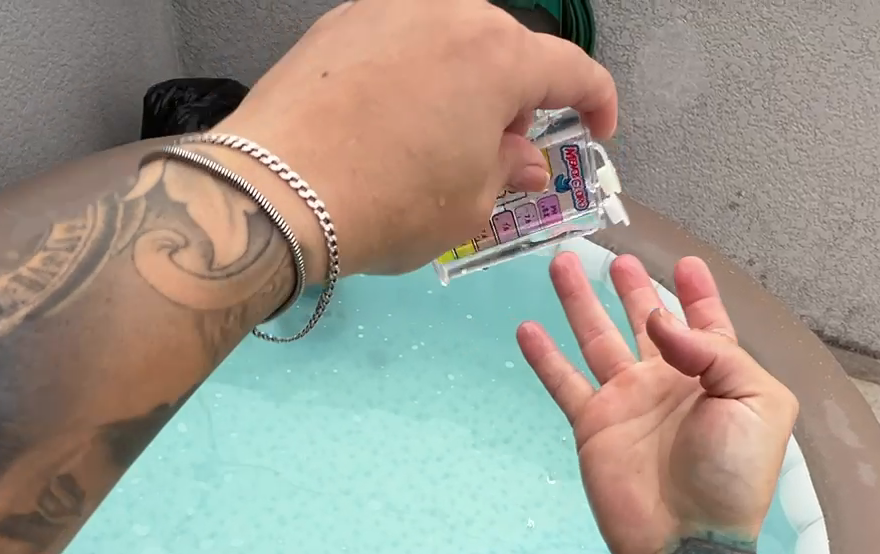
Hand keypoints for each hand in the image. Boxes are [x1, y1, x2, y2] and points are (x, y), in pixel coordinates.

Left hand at [214, 0, 616, 276]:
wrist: (281, 190)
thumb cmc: (394, 205)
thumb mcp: (471, 207)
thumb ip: (508, 172)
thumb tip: (525, 158)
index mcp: (498, 56)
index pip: (570, 70)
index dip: (595, 103)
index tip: (598, 130)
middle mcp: (450, 11)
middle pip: (506, 52)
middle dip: (517, 102)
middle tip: (506, 153)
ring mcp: (390, 7)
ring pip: (451, 44)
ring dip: (464, 88)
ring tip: (445, 142)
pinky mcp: (342, 21)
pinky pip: (401, 46)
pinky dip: (416, 80)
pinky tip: (396, 124)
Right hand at [517, 253, 799, 553]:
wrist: (686, 539)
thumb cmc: (733, 473)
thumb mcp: (755, 401)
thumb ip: (714, 352)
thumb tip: (661, 323)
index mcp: (716, 376)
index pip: (705, 324)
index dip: (697, 294)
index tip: (685, 263)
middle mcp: (668, 382)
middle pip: (646, 323)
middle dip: (634, 290)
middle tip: (619, 260)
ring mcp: (626, 402)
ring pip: (597, 339)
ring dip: (580, 303)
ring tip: (562, 265)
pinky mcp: (593, 424)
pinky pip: (564, 383)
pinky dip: (544, 358)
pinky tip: (526, 330)